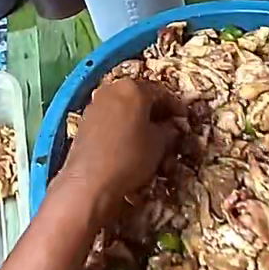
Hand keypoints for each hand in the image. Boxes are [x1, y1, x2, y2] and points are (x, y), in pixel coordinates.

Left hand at [58, 77, 177, 220]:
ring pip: (123, 108)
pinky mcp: (84, 121)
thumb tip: (172, 126)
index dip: (176, 107)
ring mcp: (95, 104)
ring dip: (137, 120)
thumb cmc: (130, 156)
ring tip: (149, 138)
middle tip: (168, 128)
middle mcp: (113, 89)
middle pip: (140, 97)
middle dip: (155, 112)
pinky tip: (128, 143)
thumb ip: (169, 130)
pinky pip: (110, 119)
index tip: (184, 119)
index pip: (162, 93)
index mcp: (134, 88)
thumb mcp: (159, 144)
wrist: (89, 181)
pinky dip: (122, 127)